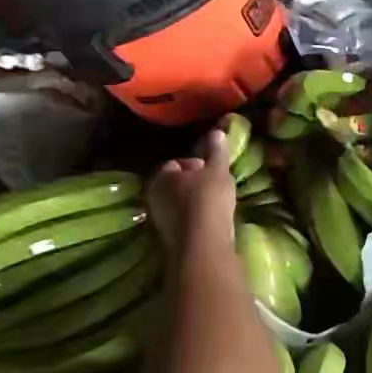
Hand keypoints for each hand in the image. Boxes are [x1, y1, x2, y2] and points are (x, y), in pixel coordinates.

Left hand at [147, 130, 238, 250]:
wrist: (202, 241)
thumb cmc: (208, 198)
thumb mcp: (218, 170)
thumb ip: (217, 151)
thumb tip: (217, 131)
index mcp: (161, 176)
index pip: (177, 163)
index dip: (197, 164)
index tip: (214, 170)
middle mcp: (153, 195)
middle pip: (176, 183)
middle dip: (194, 183)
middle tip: (216, 185)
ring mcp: (159, 217)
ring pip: (179, 202)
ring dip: (194, 200)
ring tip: (217, 203)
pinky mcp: (168, 235)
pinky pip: (183, 218)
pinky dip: (195, 216)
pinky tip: (211, 219)